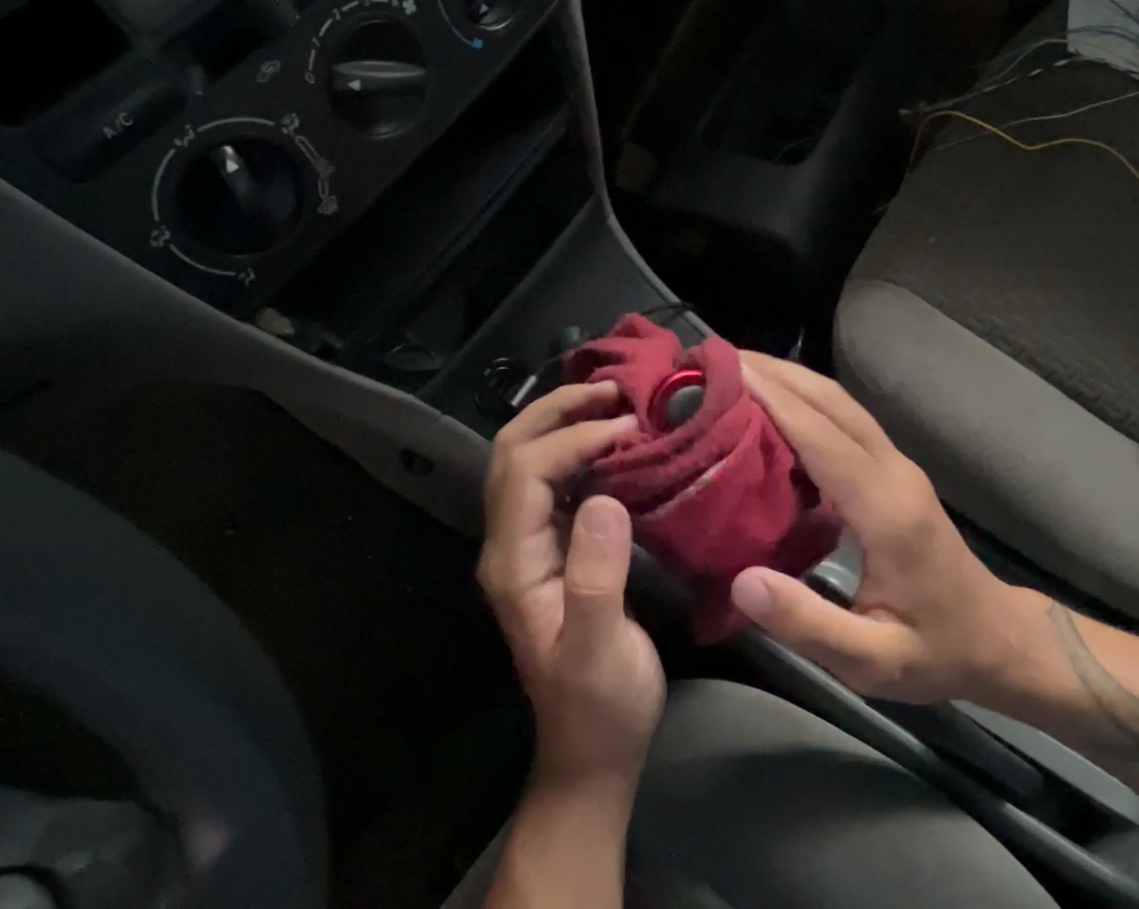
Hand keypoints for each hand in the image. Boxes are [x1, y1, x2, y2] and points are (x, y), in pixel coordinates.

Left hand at [479, 382, 665, 786]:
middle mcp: (509, 545)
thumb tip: (605, 499)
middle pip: (512, 454)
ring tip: (617, 402)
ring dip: (565, 423)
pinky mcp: (551, 551)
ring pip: (528, 462)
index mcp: (514, 563)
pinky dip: (579, 450)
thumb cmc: (600, 704)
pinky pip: (554, 483)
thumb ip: (597, 578)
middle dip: (557, 411)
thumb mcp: (600, 650)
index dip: (571, 438)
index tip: (628, 427)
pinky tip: (616, 444)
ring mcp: (527, 546)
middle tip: (615, 389)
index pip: (526, 472)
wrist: (592, 749)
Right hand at [729, 354, 1046, 703]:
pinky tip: (767, 411)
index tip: (720, 374)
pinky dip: (802, 403)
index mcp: (887, 510)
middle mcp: (893, 473)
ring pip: (839, 404)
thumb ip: (808, 624)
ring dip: (788, 381)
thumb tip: (742, 582)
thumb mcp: (872, 660)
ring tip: (730, 374)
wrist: (997, 639)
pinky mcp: (892, 473)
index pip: (821, 437)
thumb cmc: (935, 651)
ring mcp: (897, 468)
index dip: (770, 401)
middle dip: (773, 374)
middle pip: (832, 402)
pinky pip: (843, 422)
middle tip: (712, 363)